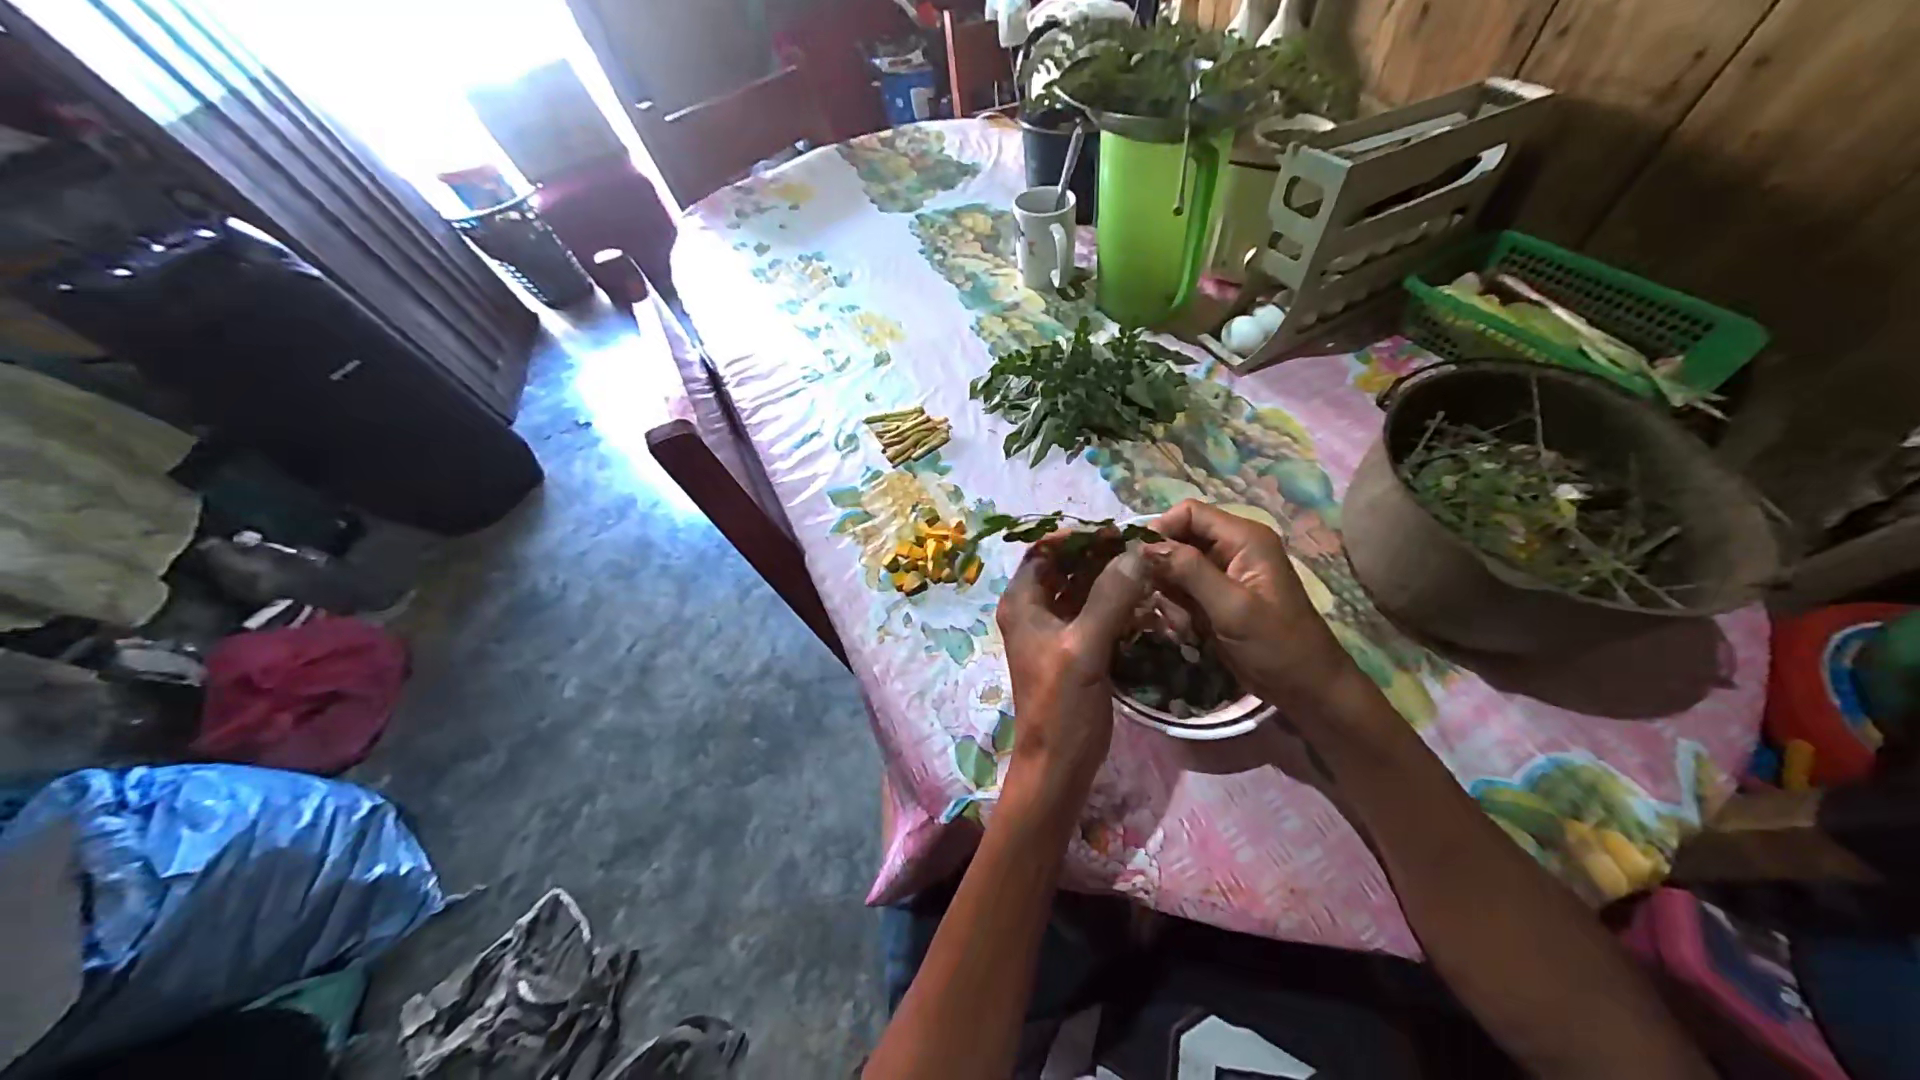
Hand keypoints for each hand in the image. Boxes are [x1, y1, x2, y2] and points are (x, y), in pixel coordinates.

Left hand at [995, 535, 1151, 814]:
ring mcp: (1053, 630)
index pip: (1044, 549)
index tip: (1119, 532)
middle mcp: (1033, 610)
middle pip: (1064, 565)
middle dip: (1099, 554)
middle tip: (1142, 548)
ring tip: (1148, 567)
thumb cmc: (1062, 707)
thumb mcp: (1084, 649)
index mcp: (1022, 602)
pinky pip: (1092, 611)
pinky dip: (1114, 601)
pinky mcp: (1073, 648)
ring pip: (1080, 588)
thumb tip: (1136, 553)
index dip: (1078, 536)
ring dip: (1109, 576)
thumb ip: (1109, 598)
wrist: (1058, 764)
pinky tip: (1142, 598)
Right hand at [1142, 500, 1367, 724]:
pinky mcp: (1215, 597)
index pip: (1189, 513)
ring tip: (1176, 621)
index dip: (1161, 530)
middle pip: (1179, 538)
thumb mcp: (1232, 607)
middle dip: (1161, 566)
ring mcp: (1223, 574)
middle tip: (1151, 596)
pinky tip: (1182, 629)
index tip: (1138, 562)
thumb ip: (1189, 572)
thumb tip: (1144, 547)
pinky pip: (1182, 590)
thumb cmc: (1276, 645)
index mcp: (1244, 538)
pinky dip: (1175, 606)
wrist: (1305, 687)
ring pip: (1175, 566)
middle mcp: (1232, 548)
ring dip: (1167, 591)